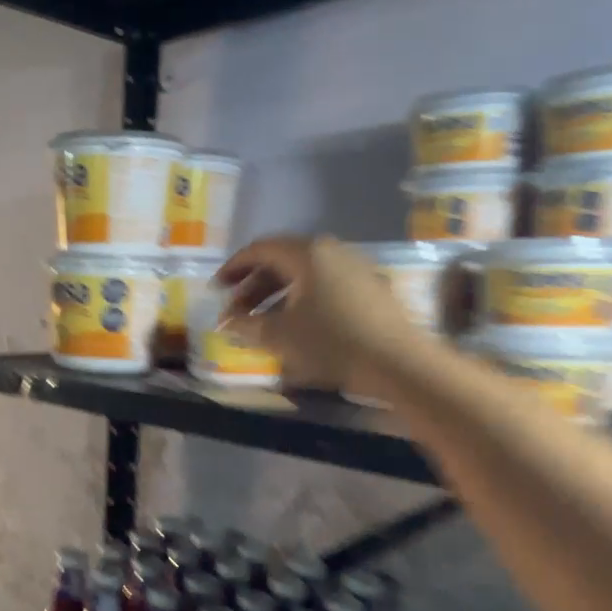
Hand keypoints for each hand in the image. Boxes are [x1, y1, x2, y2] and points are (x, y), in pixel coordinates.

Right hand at [214, 235, 426, 394]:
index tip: (215, 289)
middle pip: (282, 261)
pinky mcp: (370, 288)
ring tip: (261, 323)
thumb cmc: (330, 342)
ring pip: (304, 276)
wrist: (396, 361)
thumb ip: (245, 325)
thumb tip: (225, 322)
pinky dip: (301, 301)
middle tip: (235, 311)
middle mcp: (331, 251)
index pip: (259, 249)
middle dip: (253, 286)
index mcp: (306, 253)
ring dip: (276, 296)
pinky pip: (324, 287)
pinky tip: (295, 327)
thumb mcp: (279, 335)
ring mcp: (355, 268)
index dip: (232, 268)